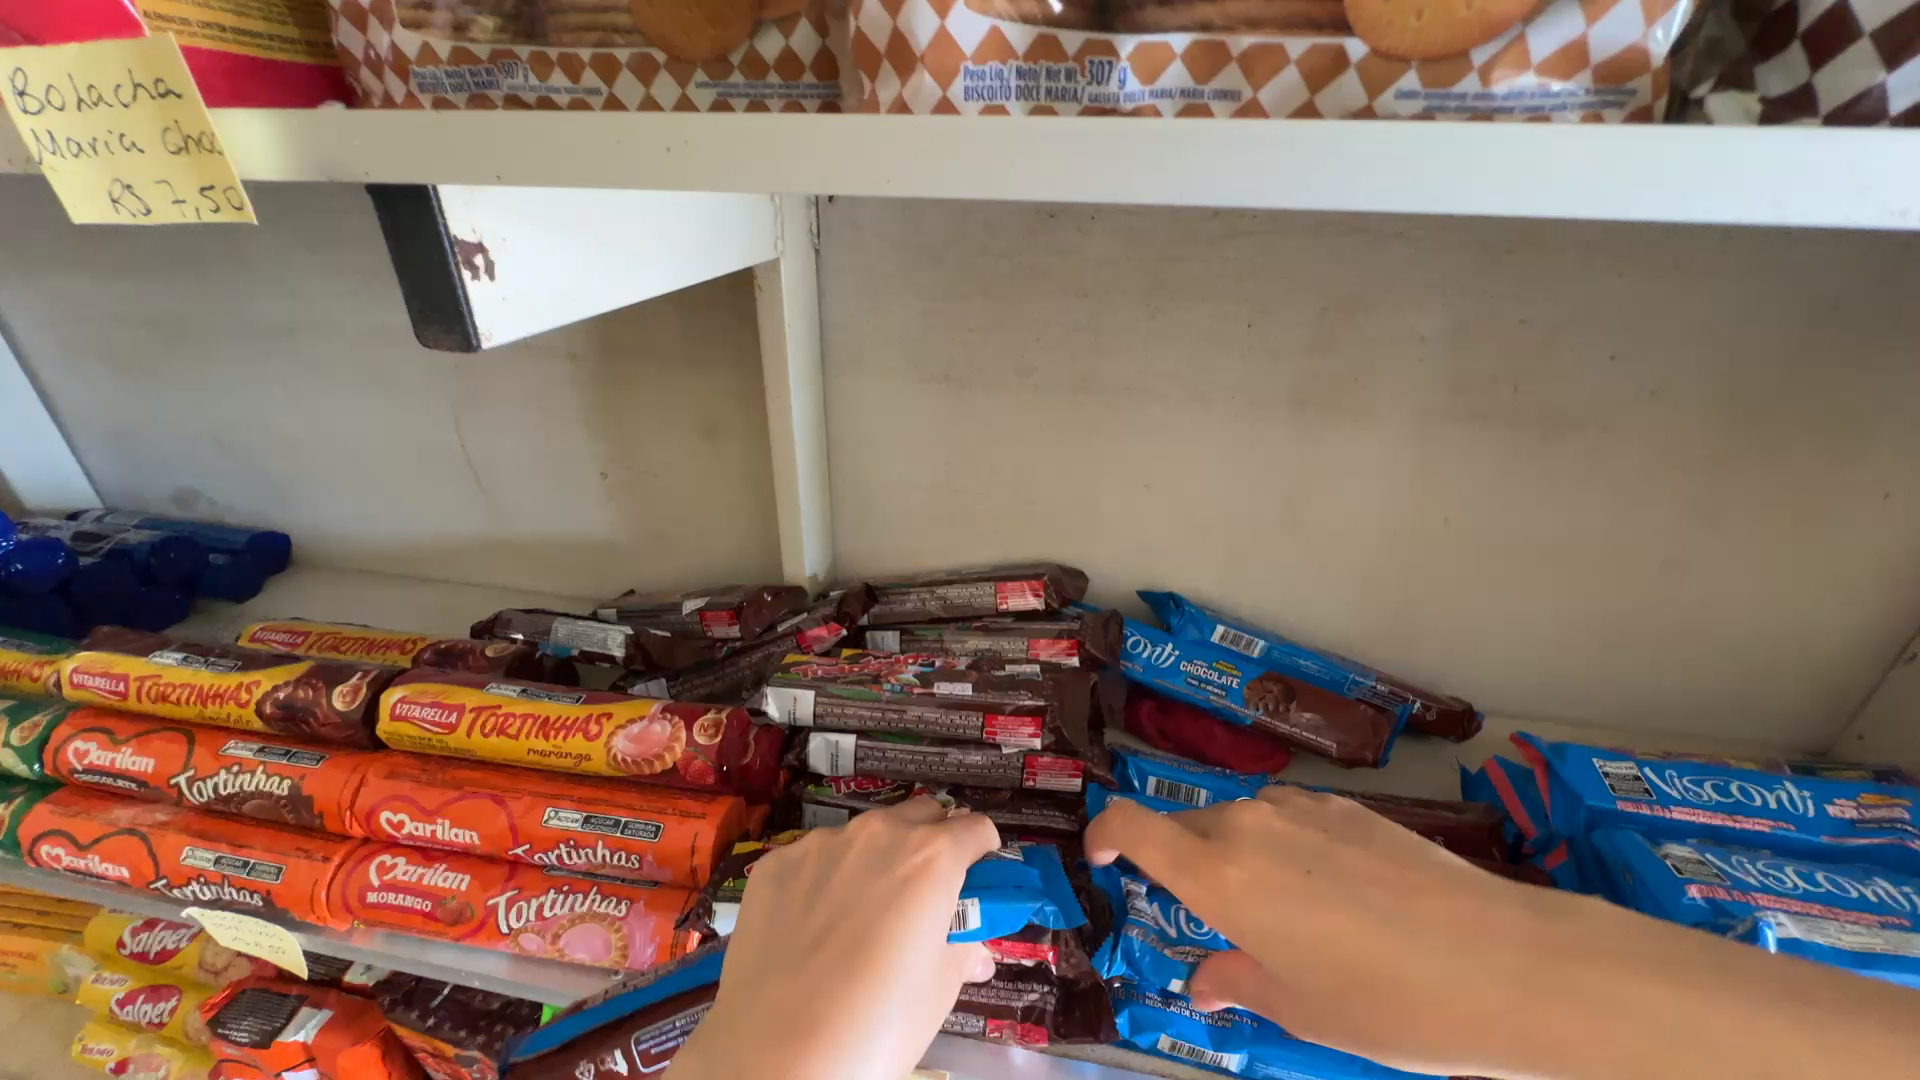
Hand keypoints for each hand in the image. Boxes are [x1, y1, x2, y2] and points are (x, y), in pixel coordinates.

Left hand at [668, 798, 1000, 1079]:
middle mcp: (879, 833)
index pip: (975, 827)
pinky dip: (823, 878)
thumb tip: (972, 951)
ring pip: (864, 834)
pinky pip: (813, 857)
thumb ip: (960, 952)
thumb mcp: (939, 990)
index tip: (974, 879)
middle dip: (932, 841)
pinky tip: (810, 927)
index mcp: (932, 857)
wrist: (776, 1053)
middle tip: (922, 893)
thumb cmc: (878, 1023)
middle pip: (921, 814)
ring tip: (859, 915)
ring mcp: (821, 843)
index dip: (981, 852)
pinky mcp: (776, 862)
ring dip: (875, 858)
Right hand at [1084, 787, 1582, 1076]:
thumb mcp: (1298, 1007)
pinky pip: (1286, 819)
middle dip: (1180, 864)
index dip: (1104, 834)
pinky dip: (1283, 848)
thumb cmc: (1385, 1001)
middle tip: (1215, 918)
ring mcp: (1296, 809)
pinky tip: (1334, 894)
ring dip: (1235, 857)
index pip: (1129, 823)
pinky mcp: (1343, 806)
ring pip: (1237, 822)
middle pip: (1184, 827)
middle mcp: (1244, 826)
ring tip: (1284, 913)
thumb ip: (1235, 981)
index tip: (1104, 859)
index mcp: (1216, 874)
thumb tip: (1204, 978)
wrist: (1506, 961)